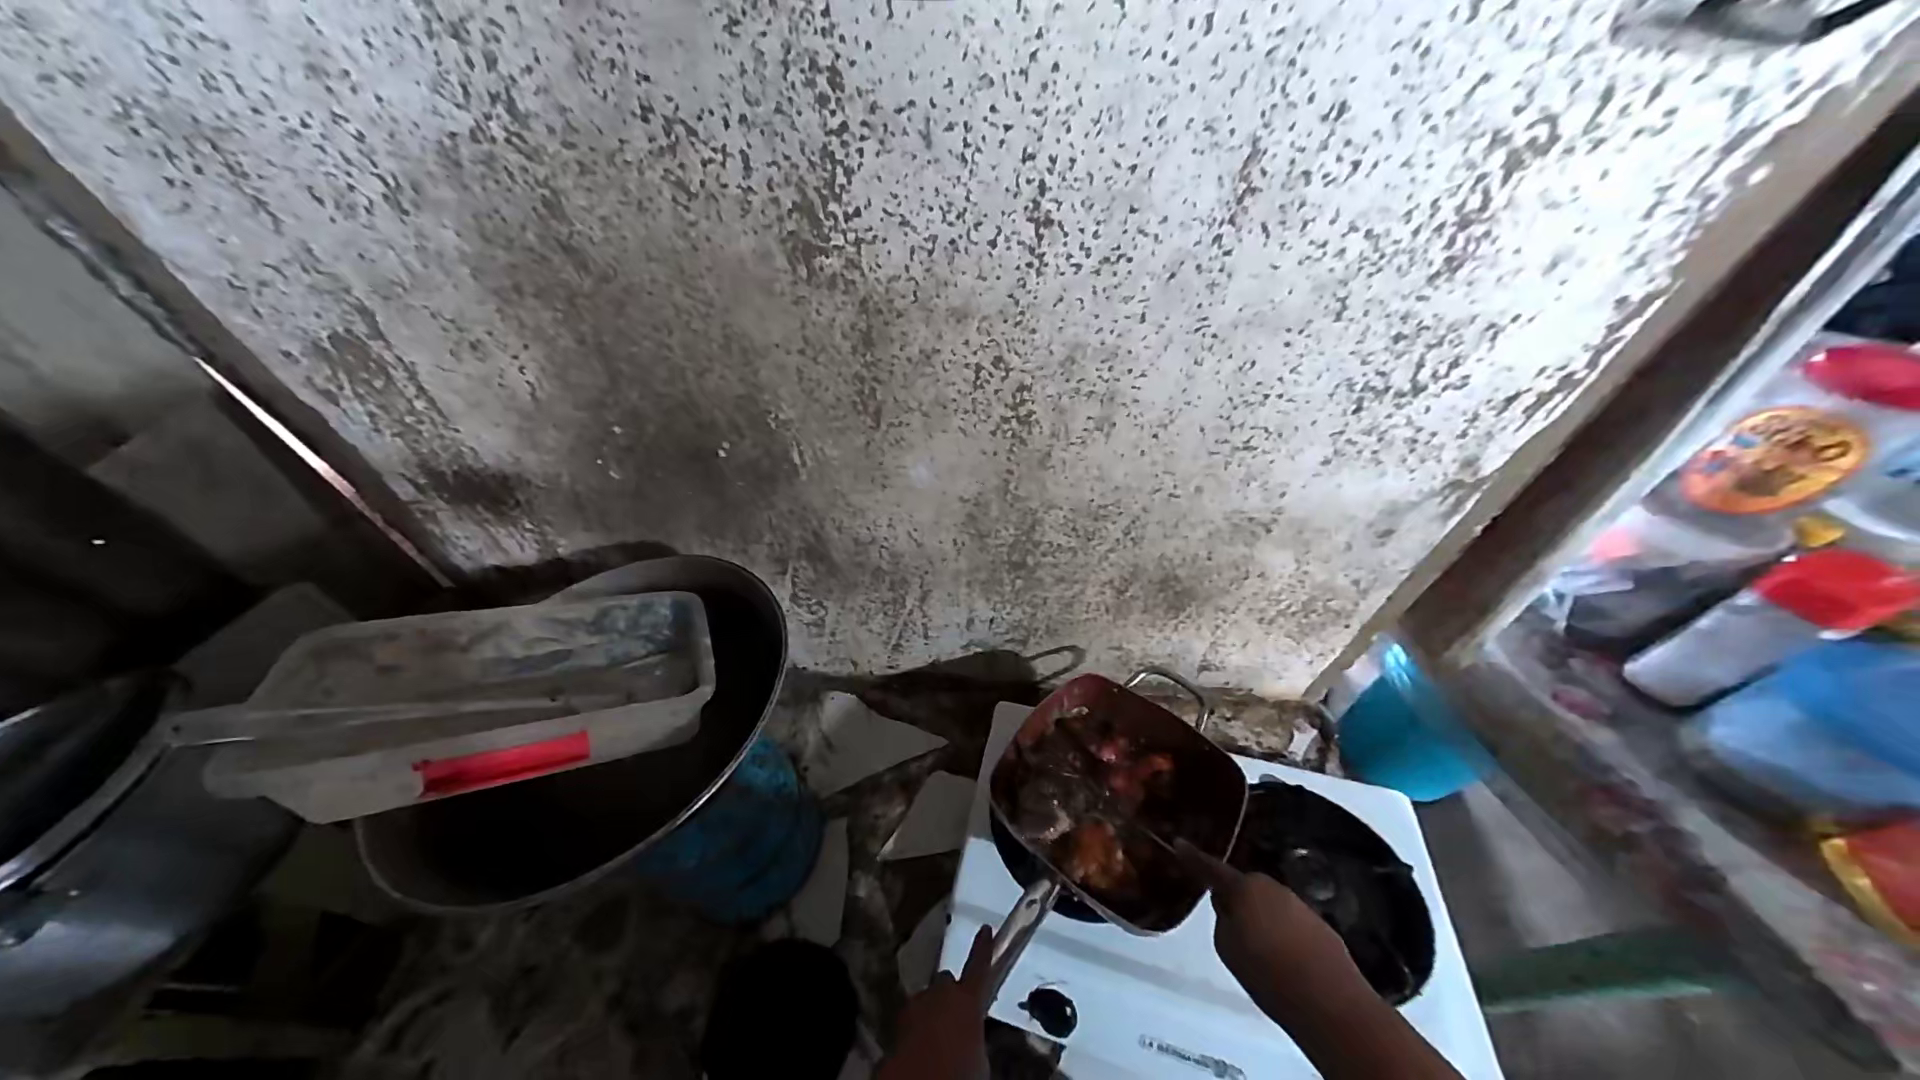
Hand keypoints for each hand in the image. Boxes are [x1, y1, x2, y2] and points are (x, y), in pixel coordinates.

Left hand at [876, 925, 992, 1079]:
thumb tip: (969, 1033)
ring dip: (932, 1010)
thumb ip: (975, 1033)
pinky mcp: (898, 1020)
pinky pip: (912, 1017)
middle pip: (947, 981)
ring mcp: (917, 1003)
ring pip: (927, 999)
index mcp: (967, 1000)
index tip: (984, 927)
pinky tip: (920, 1046)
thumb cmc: (958, 1072)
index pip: (980, 966)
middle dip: (950, 993)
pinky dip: (916, 1026)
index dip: (983, 947)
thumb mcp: (980, 1057)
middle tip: (954, 1016)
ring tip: (936, 1037)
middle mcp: (941, 993)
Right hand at [1176, 840, 1360, 1015]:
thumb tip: (1231, 909)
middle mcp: (1273, 888)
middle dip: (1237, 901)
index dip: (1192, 857)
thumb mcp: (1228, 948)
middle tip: (1231, 930)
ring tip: (1261, 953)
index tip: (1179, 843)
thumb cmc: (1268, 973)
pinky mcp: (1321, 926)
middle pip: (1245, 888)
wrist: (1331, 1003)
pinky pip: (1290, 923)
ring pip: (1269, 905)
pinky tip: (1286, 961)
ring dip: (1261, 919)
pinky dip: (1283, 935)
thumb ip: (1223, 920)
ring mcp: (1300, 905)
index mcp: (1244, 888)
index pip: (1211, 869)